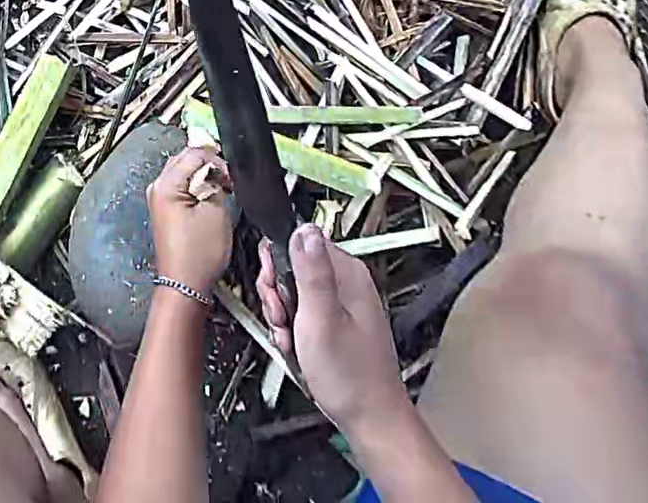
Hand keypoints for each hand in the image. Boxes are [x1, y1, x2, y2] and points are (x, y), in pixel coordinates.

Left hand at [146, 148, 233, 294]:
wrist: (185, 285)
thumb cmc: (199, 253)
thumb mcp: (216, 211)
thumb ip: (216, 182)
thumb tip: (216, 171)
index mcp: (166, 185)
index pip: (194, 154)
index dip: (217, 159)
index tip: (231, 175)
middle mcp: (157, 187)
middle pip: (185, 159)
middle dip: (209, 163)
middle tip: (228, 177)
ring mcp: (158, 198)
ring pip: (183, 171)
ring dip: (202, 174)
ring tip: (221, 186)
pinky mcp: (164, 208)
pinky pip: (180, 185)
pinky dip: (195, 185)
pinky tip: (209, 196)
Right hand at [257, 224, 408, 435]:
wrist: (369, 420)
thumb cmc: (350, 376)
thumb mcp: (321, 318)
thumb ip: (311, 271)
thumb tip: (304, 228)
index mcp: (346, 272)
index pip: (298, 242)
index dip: (278, 266)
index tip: (277, 294)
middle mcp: (345, 281)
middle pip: (292, 267)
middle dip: (278, 296)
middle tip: (284, 320)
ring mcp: (340, 301)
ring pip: (292, 291)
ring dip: (283, 317)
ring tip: (293, 339)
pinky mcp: (335, 319)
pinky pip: (301, 311)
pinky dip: (293, 330)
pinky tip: (299, 347)